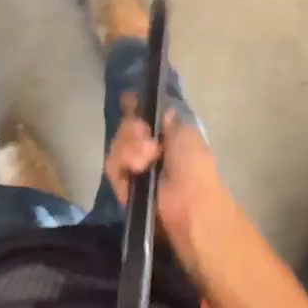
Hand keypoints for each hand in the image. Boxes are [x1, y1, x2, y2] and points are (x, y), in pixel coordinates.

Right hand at [105, 94, 233, 271]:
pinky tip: (135, 168)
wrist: (190, 208)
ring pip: (116, 146)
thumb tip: (161, 111)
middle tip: (144, 135)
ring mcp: (134, 170)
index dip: (134, 108)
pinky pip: (112, 167)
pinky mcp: (123, 188)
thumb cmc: (195, 168)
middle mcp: (148, 152)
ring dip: (128, 147)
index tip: (129, 100)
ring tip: (145, 157)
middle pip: (125, 129)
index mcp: (167, 138)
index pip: (143, 117)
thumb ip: (169, 120)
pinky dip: (121, 165)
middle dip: (132, 128)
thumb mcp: (188, 135)